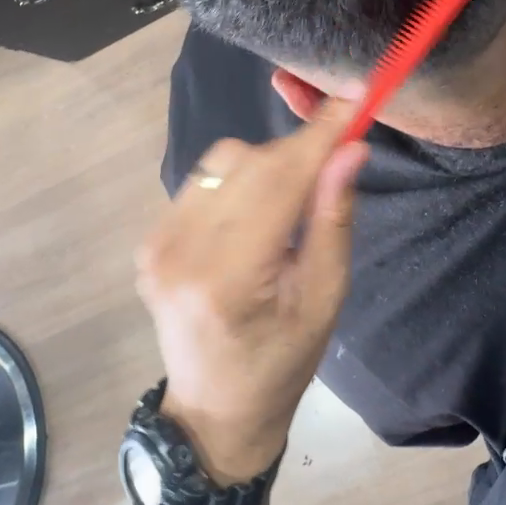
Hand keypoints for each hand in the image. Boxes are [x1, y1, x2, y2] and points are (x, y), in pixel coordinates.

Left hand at [133, 103, 369, 483]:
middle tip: (337, 158)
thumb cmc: (283, 359)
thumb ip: (334, 218)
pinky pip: (206, 178)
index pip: (280, 181)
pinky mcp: (150, 239)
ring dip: (270, 164)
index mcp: (229, 278)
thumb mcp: (326, 297)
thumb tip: (353, 149)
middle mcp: (181, 252)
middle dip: (301, 149)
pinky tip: (257, 213)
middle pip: (251, 162)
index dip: (319, 134)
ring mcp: (157, 244)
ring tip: (292, 203)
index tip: (355, 96)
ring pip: (226, 161)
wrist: (215, 408)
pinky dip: (242, 179)